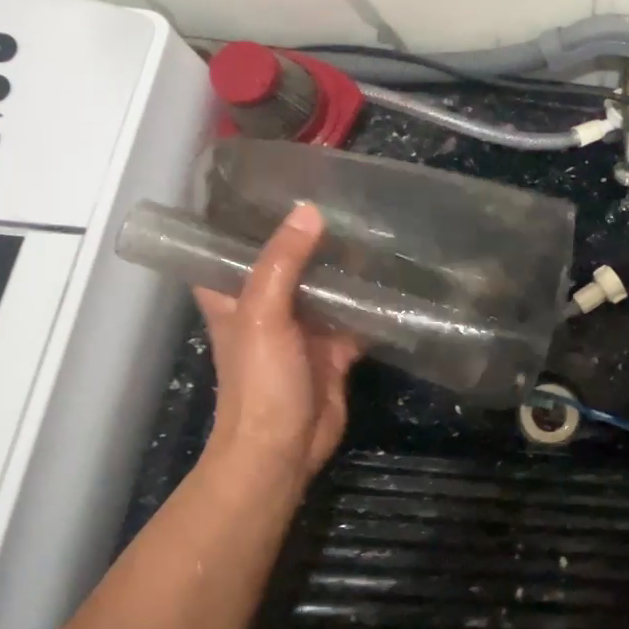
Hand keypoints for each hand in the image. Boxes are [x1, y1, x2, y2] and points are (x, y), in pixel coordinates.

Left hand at [194, 203, 362, 486]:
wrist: (284, 449)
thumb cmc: (260, 381)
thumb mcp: (263, 313)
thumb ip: (283, 261)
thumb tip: (310, 211)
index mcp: (233, 293)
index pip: (232, 242)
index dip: (248, 213)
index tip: (278, 179)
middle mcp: (266, 304)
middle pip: (287, 259)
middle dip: (311, 233)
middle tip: (346, 195)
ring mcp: (302, 326)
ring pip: (325, 284)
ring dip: (345, 264)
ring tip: (377, 225)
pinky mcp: (334, 348)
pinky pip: (355, 315)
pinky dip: (372, 301)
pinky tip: (396, 276)